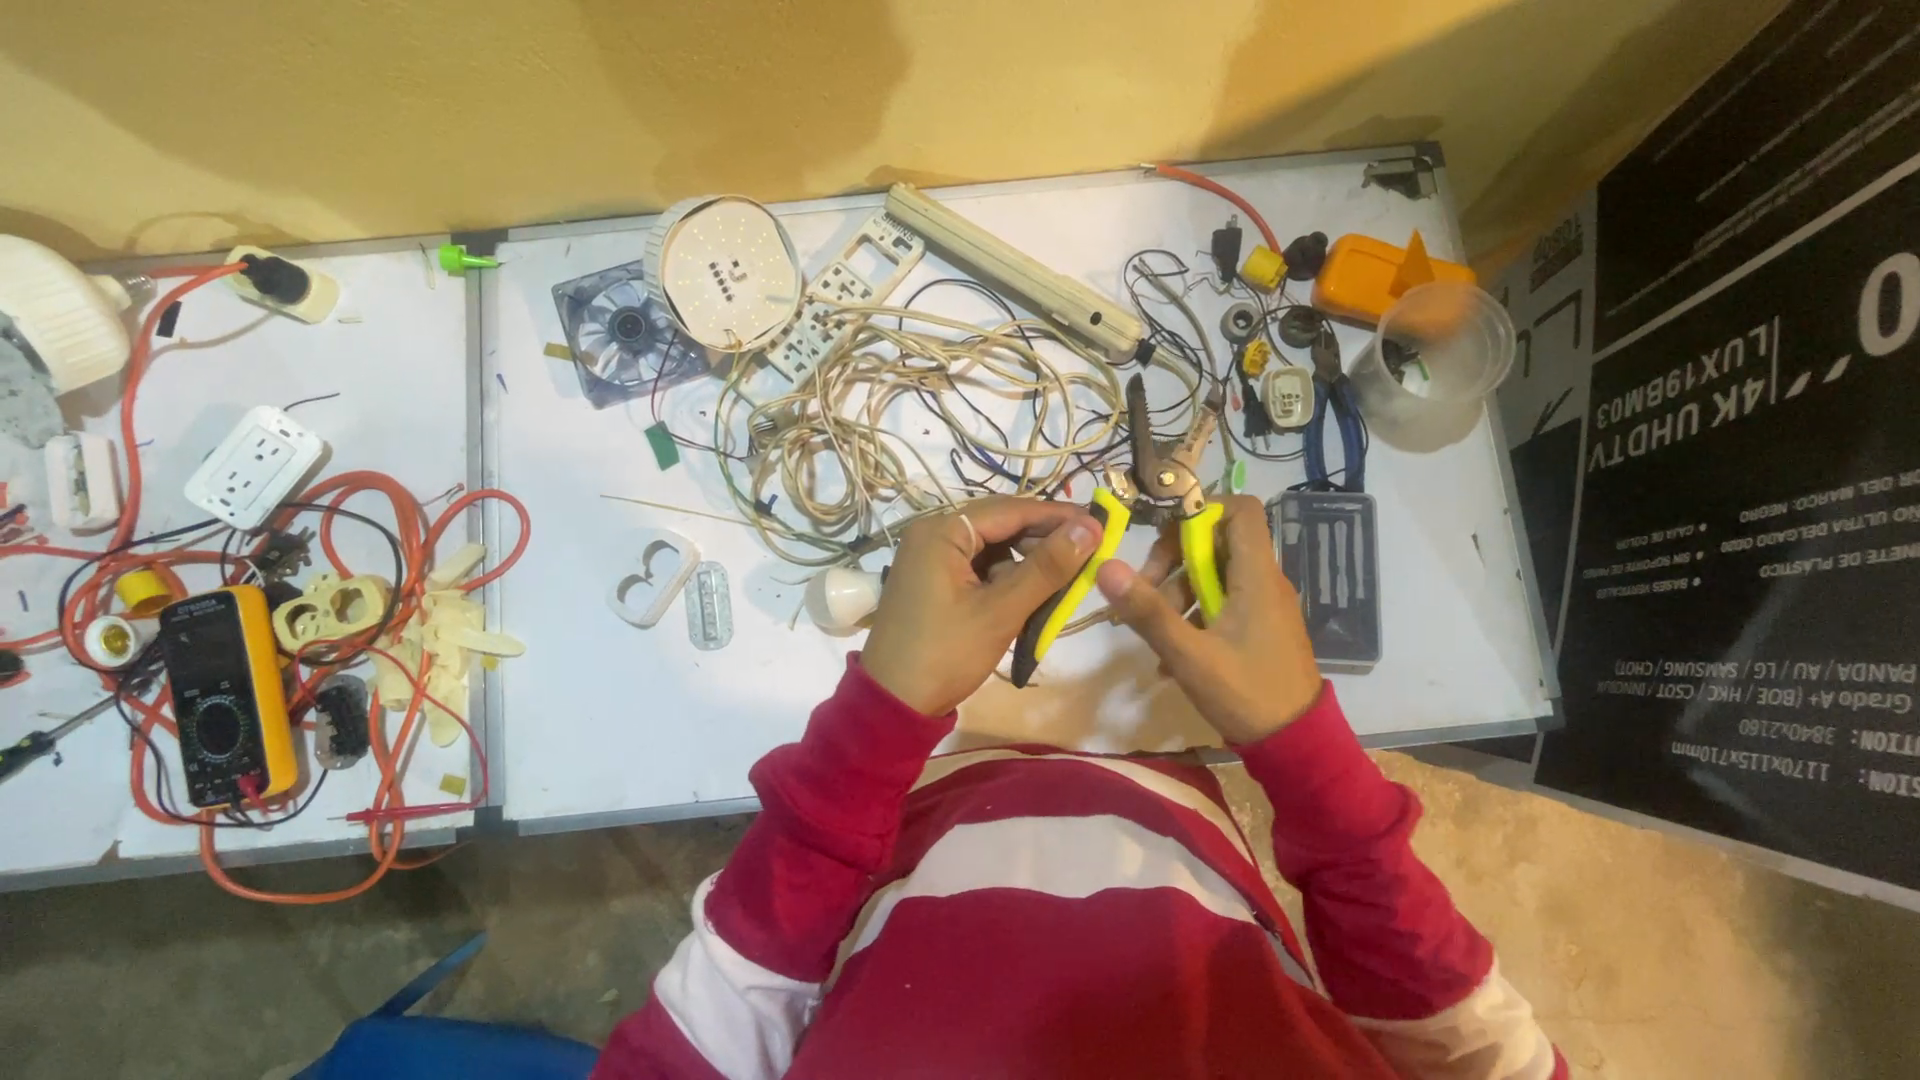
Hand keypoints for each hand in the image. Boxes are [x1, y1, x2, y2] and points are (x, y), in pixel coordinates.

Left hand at [862, 497, 1100, 715]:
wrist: (893, 703)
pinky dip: (1007, 577)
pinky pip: (979, 567)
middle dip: (1044, 538)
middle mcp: (933, 534)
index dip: (1057, 516)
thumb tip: (1090, 528)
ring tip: (1067, 575)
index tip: (1100, 524)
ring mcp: (930, 559)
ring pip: (992, 547)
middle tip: (1089, 551)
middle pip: (1000, 524)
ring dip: (1028, 560)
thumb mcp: (1001, 611)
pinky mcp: (934, 582)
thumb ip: (1046, 567)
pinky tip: (1034, 592)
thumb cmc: (946, 653)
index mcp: (941, 531)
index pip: (1010, 509)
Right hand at [1094, 495, 1320, 743]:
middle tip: (1145, 590)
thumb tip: (1105, 566)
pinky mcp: (1259, 627)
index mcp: (1257, 576)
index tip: (1164, 537)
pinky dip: (1192, 616)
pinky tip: (1169, 656)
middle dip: (1174, 559)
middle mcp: (1265, 581)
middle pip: (1216, 541)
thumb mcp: (1189, 655)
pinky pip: (1221, 603)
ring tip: (1153, 632)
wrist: (1295, 744)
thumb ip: (1148, 611)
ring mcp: (1264, 605)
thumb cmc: (1246, 693)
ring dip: (1177, 592)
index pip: (1240, 509)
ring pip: (1214, 574)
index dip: (1201, 510)